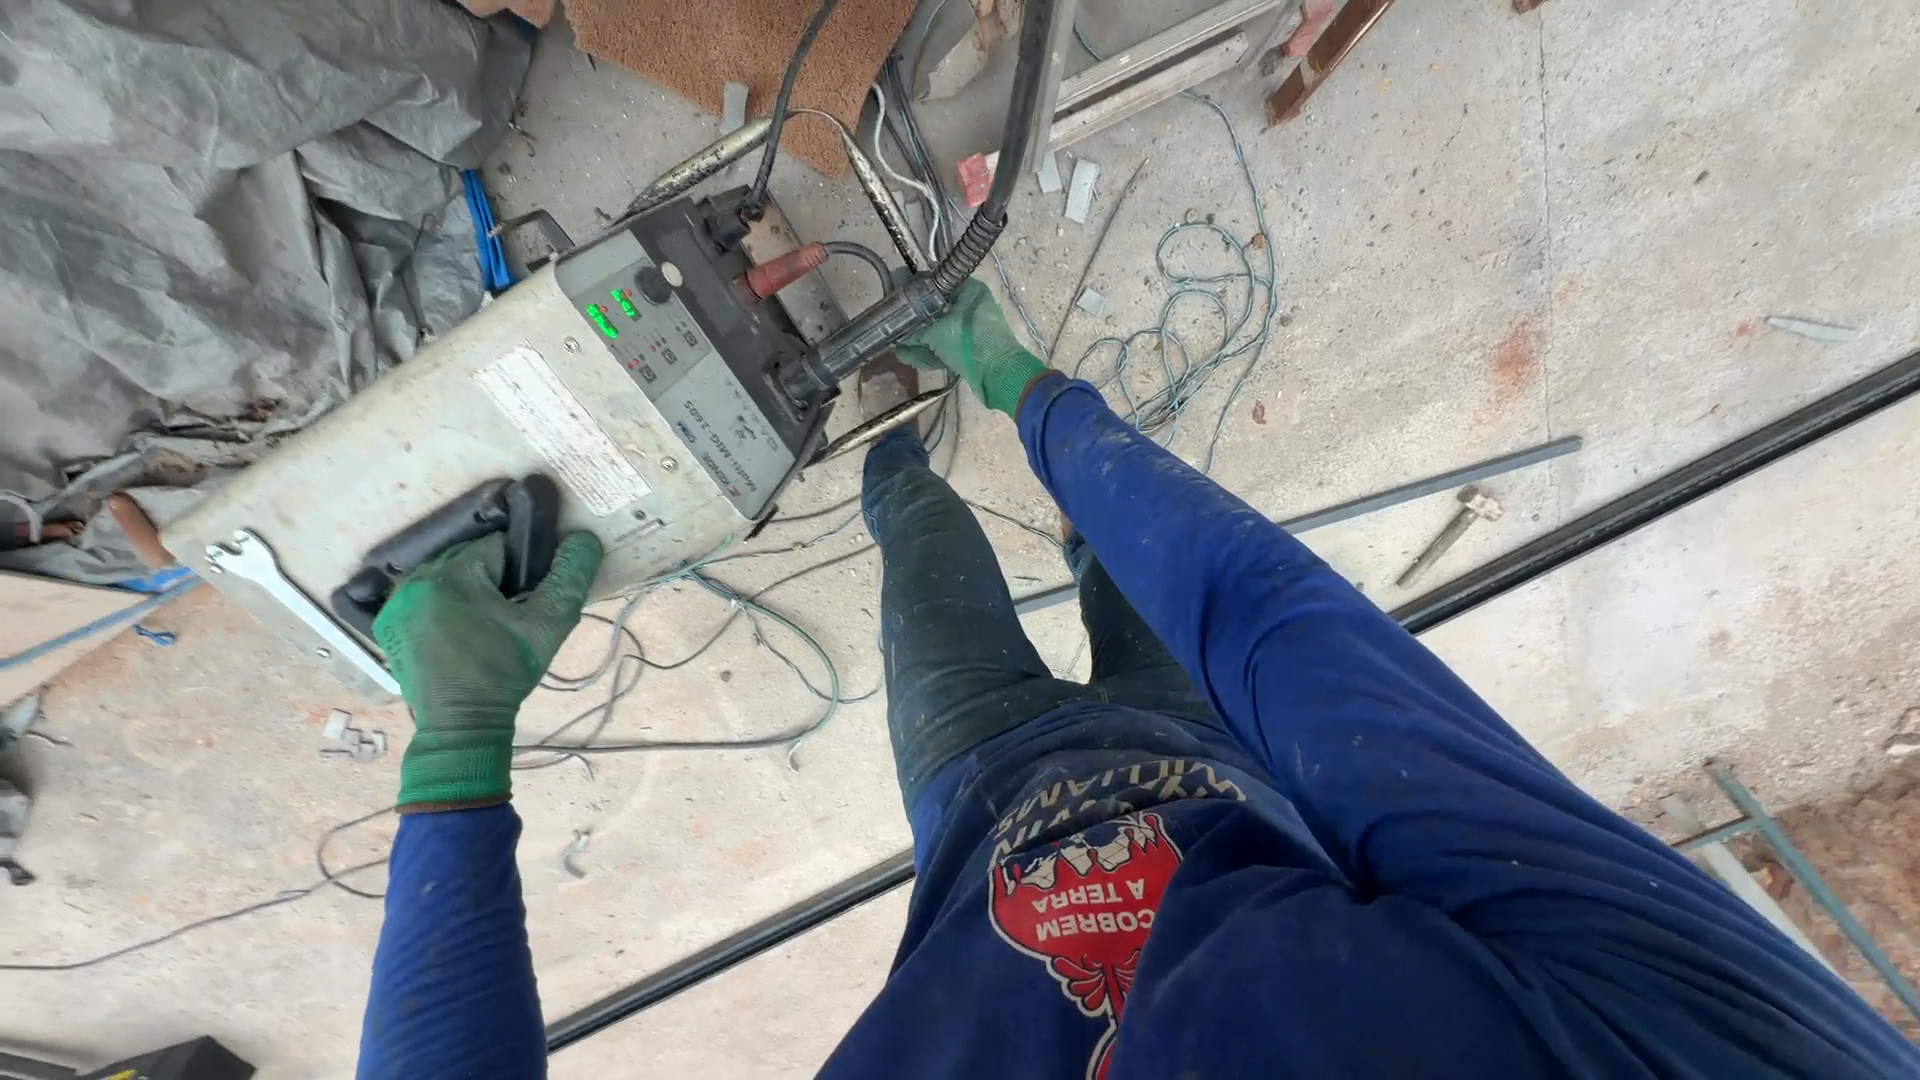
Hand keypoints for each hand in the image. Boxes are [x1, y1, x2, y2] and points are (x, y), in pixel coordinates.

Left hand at [374, 531, 603, 809]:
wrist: (463, 724)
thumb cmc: (507, 671)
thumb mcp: (551, 623)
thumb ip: (570, 575)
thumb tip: (582, 537)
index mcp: (452, 576)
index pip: (498, 545)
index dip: (522, 568)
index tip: (528, 598)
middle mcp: (414, 582)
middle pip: (468, 557)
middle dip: (493, 577)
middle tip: (512, 611)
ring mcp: (395, 603)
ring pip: (445, 575)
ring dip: (469, 588)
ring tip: (487, 621)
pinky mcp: (386, 624)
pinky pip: (423, 595)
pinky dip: (443, 604)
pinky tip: (460, 630)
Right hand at [897, 278, 1051, 416]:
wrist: (1001, 375)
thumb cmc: (970, 344)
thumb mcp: (936, 332)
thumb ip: (913, 328)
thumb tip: (894, 330)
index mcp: (968, 290)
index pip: (932, 283)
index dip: (911, 292)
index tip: (892, 302)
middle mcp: (970, 304)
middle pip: (933, 309)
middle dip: (913, 322)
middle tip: (894, 329)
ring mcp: (971, 327)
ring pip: (938, 329)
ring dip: (919, 340)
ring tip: (899, 348)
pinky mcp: (970, 346)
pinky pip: (946, 344)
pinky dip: (931, 350)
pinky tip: (911, 357)